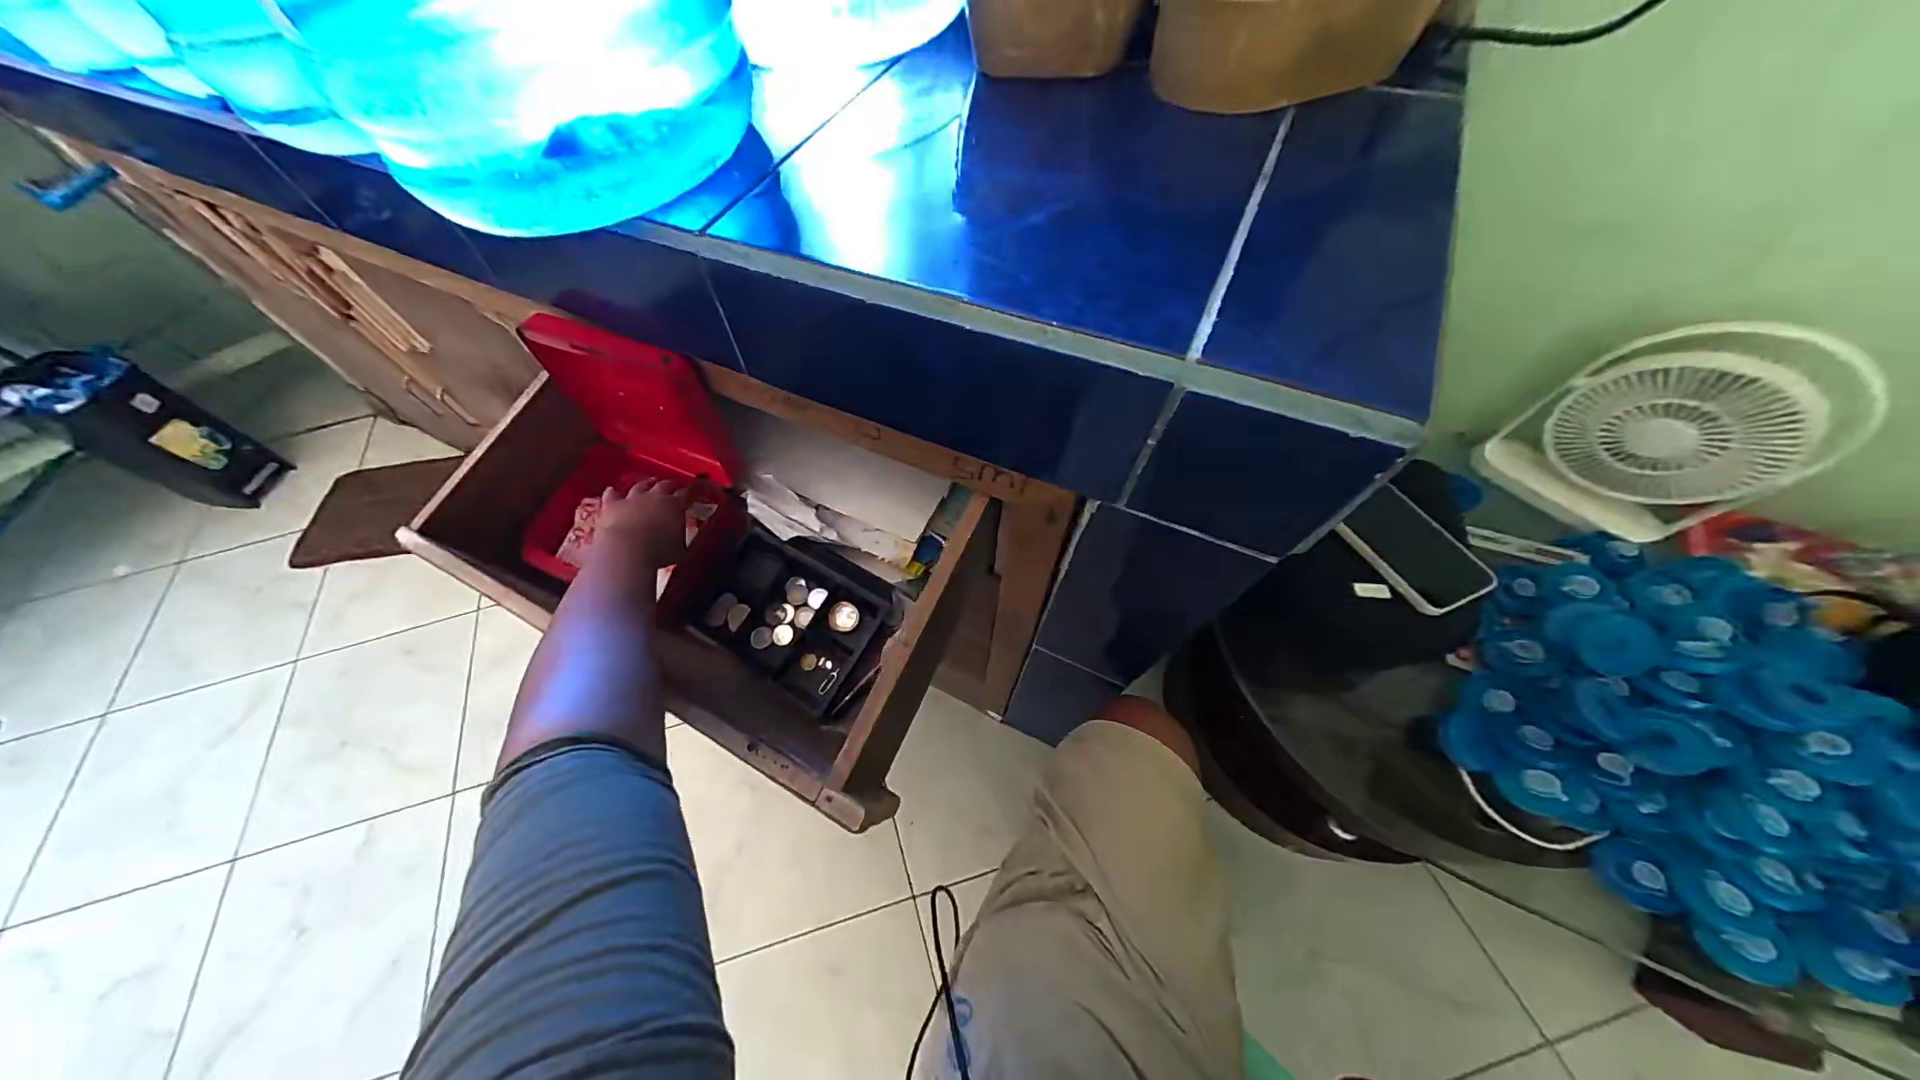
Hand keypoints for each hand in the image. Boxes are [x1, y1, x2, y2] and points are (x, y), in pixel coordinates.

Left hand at [595, 477, 691, 569]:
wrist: (626, 550)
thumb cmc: (659, 551)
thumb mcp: (681, 549)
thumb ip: (682, 539)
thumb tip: (683, 538)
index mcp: (675, 505)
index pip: (688, 493)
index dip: (694, 489)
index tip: (700, 486)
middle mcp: (654, 497)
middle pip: (665, 485)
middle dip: (672, 484)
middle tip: (677, 484)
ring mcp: (632, 499)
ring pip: (640, 486)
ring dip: (646, 483)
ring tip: (651, 481)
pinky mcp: (612, 505)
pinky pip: (612, 495)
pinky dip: (613, 493)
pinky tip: (611, 490)